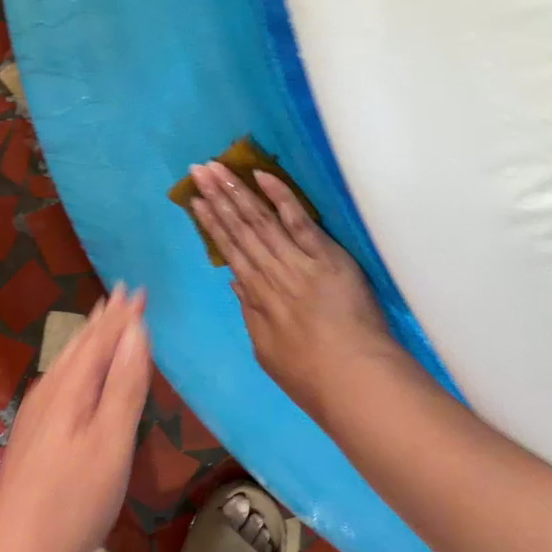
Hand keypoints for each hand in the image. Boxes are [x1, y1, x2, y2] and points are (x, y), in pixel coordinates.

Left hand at [0, 285, 150, 551]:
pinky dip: (77, 362)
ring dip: (89, 338)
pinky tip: (75, 372)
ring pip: (67, 361)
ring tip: (101, 319)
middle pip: (81, 345)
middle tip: (122, 293)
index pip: (101, 339)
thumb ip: (124, 386)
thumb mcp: (110, 442)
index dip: (123, 315)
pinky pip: (61, 378)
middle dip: (105, 319)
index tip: (139, 288)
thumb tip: (136, 330)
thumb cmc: (73, 497)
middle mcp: (50, 390)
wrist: (16, 549)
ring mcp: (36, 412)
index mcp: (71, 386)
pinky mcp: (32, 433)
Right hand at [190, 163, 395, 413]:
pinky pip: (299, 221)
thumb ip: (252, 313)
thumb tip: (235, 281)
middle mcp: (271, 272)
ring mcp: (298, 262)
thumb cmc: (313, 378)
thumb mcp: (267, 351)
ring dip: (238, 191)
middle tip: (199, 170)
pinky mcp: (326, 257)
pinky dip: (281, 197)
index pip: (229, 250)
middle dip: (218, 197)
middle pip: (240, 228)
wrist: (356, 382)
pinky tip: (263, 176)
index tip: (194, 200)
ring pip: (261, 220)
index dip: (211, 223)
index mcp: (257, 296)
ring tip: (218, 168)